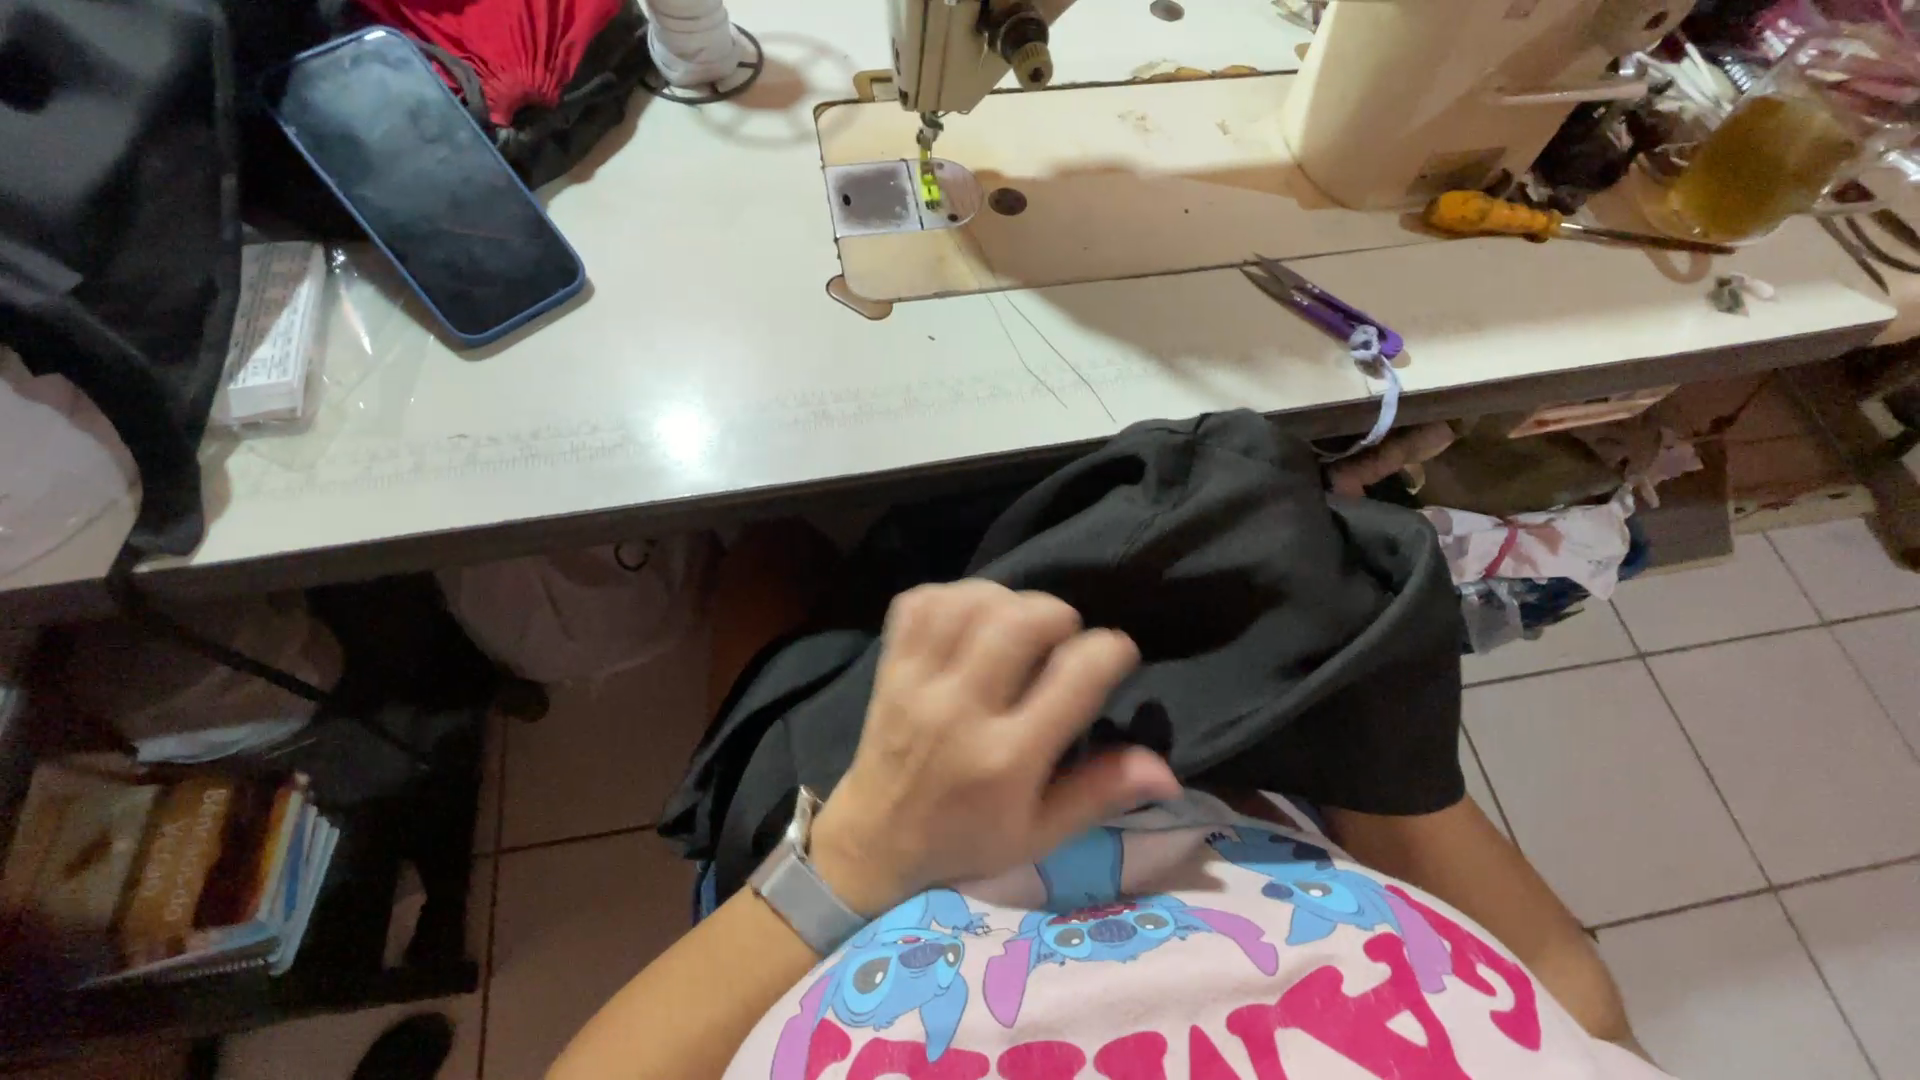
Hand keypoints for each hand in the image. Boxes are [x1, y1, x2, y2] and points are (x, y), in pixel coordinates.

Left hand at [808, 581, 1180, 915]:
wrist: (876, 840)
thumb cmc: (968, 838)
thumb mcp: (1041, 834)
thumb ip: (1100, 794)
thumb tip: (1166, 770)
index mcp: (1007, 759)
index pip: (1074, 677)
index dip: (1111, 649)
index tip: (1116, 654)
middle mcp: (961, 712)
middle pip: (1016, 623)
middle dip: (1056, 613)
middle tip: (1064, 635)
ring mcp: (917, 684)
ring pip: (967, 604)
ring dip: (1006, 598)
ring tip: (1019, 621)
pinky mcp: (889, 669)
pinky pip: (918, 605)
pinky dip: (951, 595)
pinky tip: (972, 616)